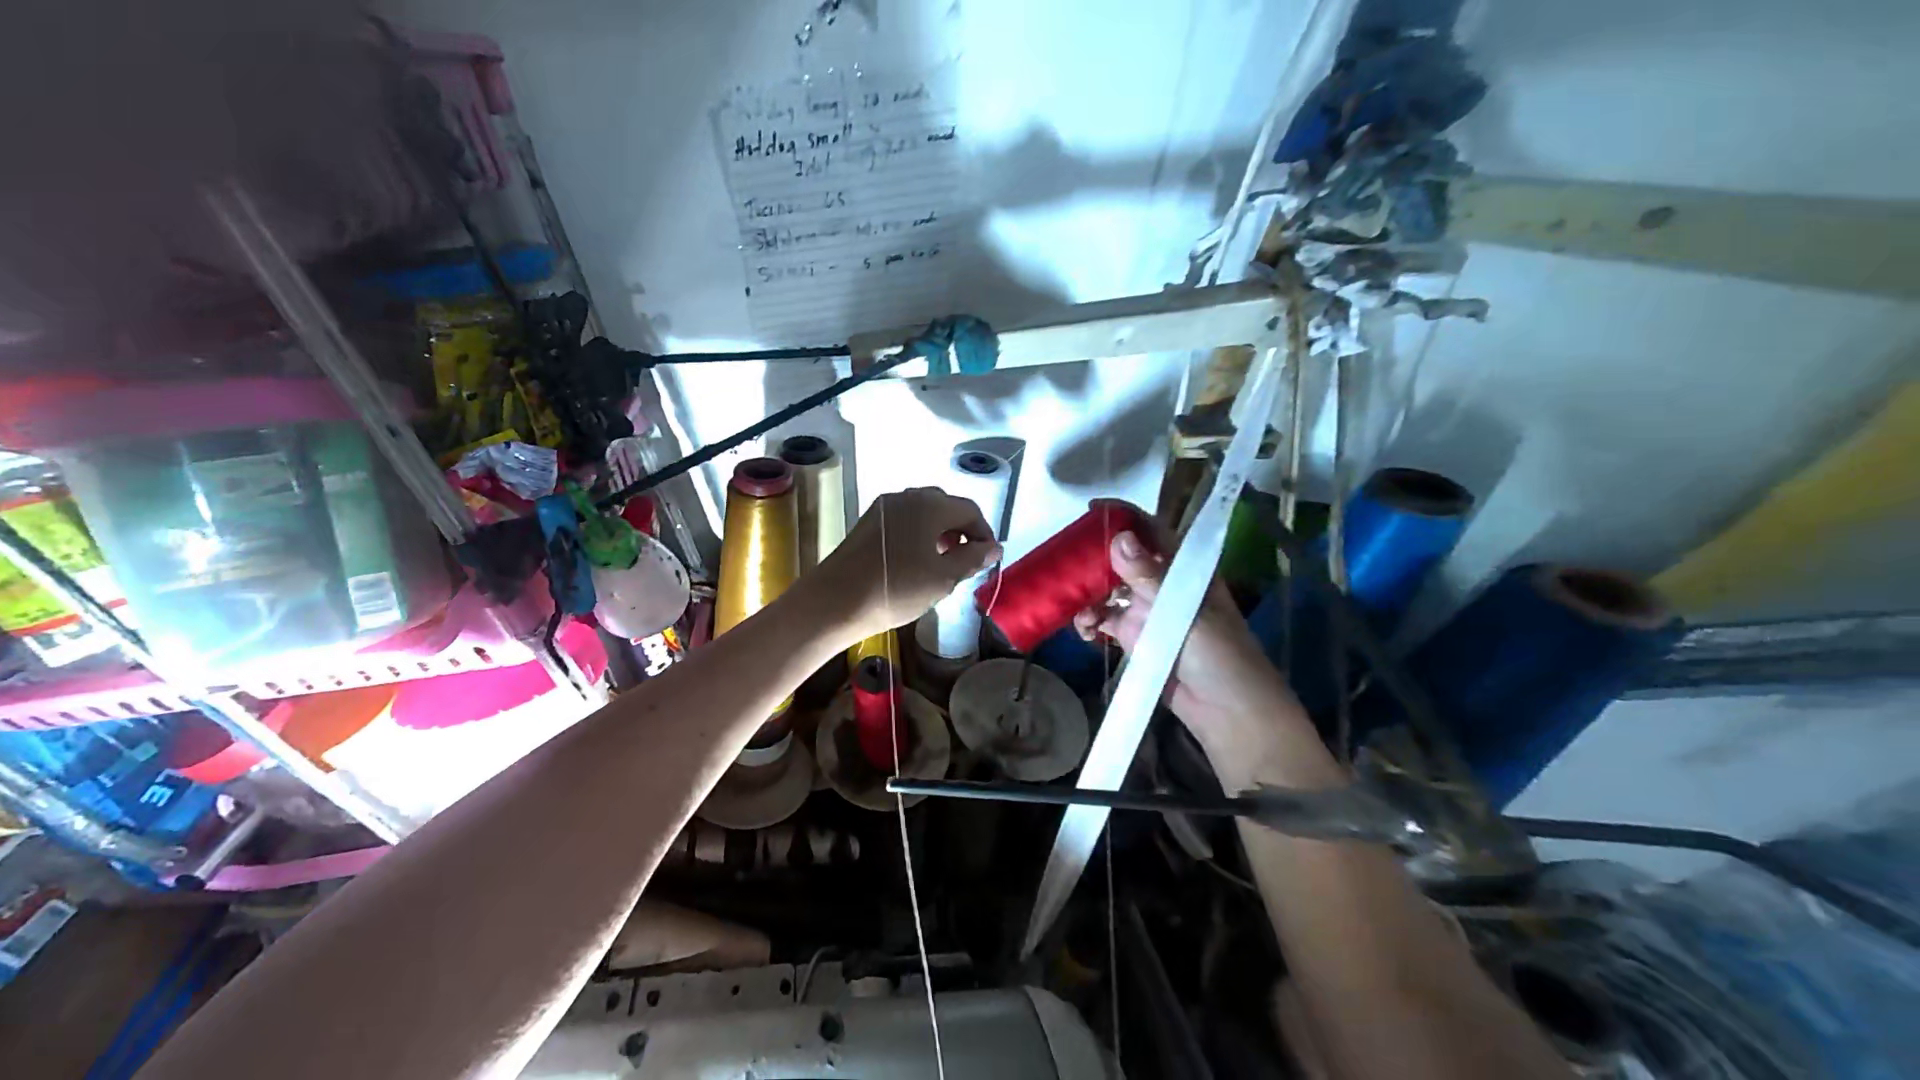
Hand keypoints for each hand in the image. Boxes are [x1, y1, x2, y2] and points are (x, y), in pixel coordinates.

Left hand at [811, 486, 1000, 643]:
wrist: (836, 601)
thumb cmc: (897, 589)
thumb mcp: (944, 578)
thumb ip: (973, 559)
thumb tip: (994, 548)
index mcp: (931, 505)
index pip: (970, 510)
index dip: (985, 534)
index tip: (989, 559)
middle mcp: (908, 496)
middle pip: (946, 507)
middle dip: (962, 532)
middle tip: (968, 562)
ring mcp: (885, 507)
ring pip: (924, 513)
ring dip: (940, 533)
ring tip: (943, 563)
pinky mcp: (869, 521)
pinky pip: (904, 520)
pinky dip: (919, 534)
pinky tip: (917, 561)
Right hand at [1070, 513, 1301, 770]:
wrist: (1229, 713)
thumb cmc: (1222, 657)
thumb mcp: (1188, 614)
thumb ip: (1152, 579)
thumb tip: (1120, 538)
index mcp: (1184, 569)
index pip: (1152, 531)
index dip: (1125, 517)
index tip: (1093, 510)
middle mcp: (1162, 583)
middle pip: (1121, 558)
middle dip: (1094, 558)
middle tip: (1066, 564)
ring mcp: (1146, 610)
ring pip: (1106, 589)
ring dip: (1087, 594)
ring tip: (1078, 610)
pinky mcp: (1133, 637)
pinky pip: (1103, 620)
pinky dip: (1089, 621)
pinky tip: (1085, 632)